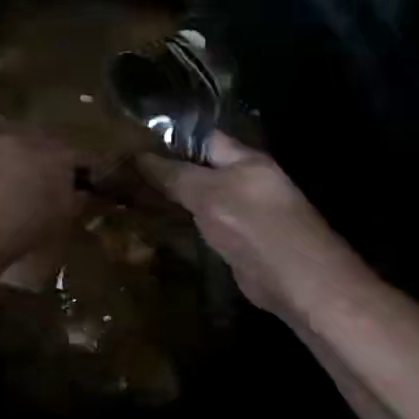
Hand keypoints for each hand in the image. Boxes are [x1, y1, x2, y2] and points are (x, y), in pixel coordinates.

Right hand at [138, 133, 370, 316]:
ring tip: (128, 196)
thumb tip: (138, 156)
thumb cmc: (255, 225)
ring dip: (170, 200)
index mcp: (244, 159)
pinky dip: (181, 225)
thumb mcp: (208, 193)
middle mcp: (244, 181)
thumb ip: (174, 175)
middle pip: (198, 169)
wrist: (296, 280)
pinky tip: (154, 226)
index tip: (131, 142)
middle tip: (122, 173)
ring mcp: (241, 213)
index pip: (201, 138)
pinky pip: (202, 225)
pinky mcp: (236, 242)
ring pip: (198, 199)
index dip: (169, 138)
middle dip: (165, 171)